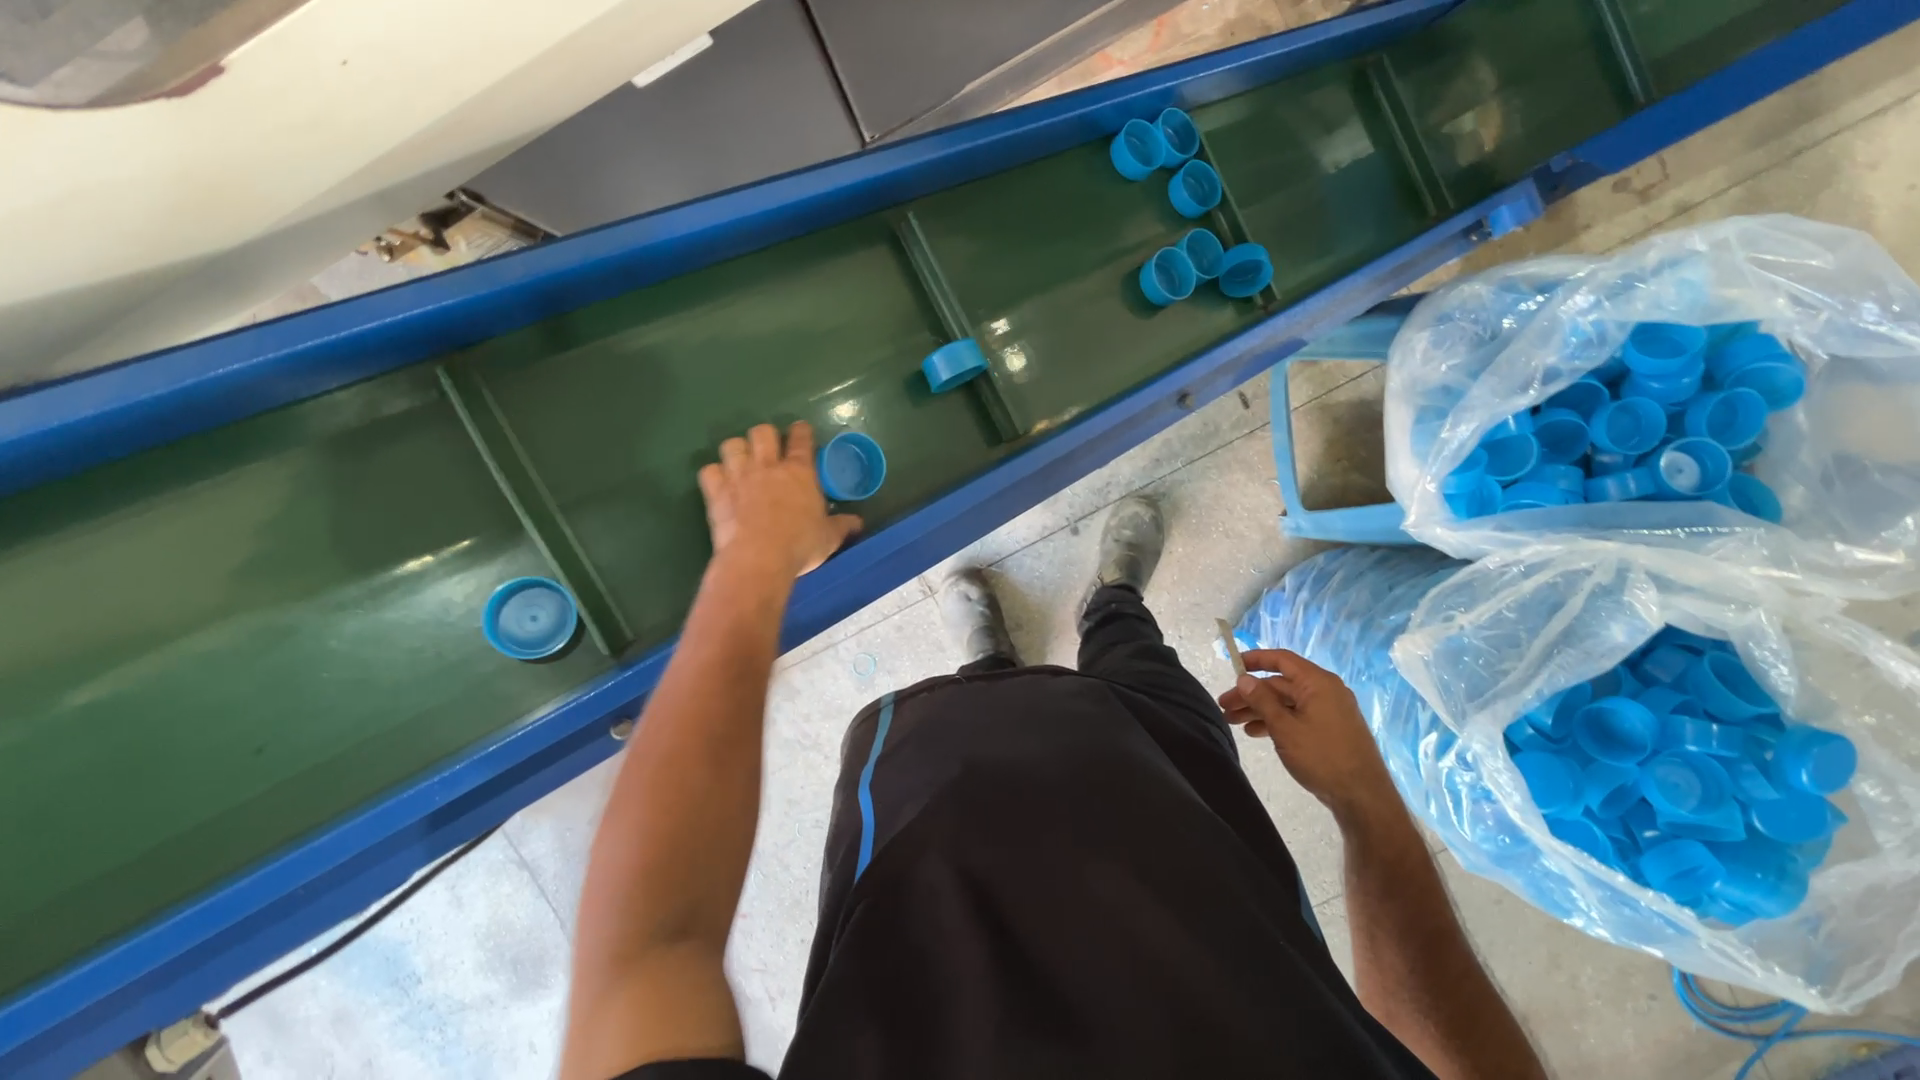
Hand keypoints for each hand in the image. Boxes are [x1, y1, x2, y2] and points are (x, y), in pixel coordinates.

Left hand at [697, 422, 861, 578]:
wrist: (759, 558)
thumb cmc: (800, 545)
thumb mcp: (829, 538)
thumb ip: (842, 526)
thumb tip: (858, 523)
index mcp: (800, 472)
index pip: (801, 439)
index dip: (801, 431)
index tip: (800, 430)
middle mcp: (768, 466)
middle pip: (762, 432)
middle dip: (765, 436)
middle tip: (768, 449)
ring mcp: (739, 476)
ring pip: (732, 445)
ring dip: (737, 451)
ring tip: (740, 462)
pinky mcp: (717, 492)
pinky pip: (709, 470)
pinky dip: (714, 474)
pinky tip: (719, 482)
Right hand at [1217, 649, 1399, 822]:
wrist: (1362, 796)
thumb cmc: (1321, 757)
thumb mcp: (1285, 728)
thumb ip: (1262, 700)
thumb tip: (1244, 679)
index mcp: (1318, 683)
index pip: (1282, 660)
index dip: (1255, 659)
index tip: (1232, 664)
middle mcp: (1326, 691)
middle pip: (1281, 684)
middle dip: (1251, 694)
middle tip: (1224, 706)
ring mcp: (1330, 710)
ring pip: (1287, 703)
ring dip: (1260, 710)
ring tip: (1234, 723)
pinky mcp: (1330, 729)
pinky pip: (1298, 716)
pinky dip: (1277, 721)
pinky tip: (1256, 733)